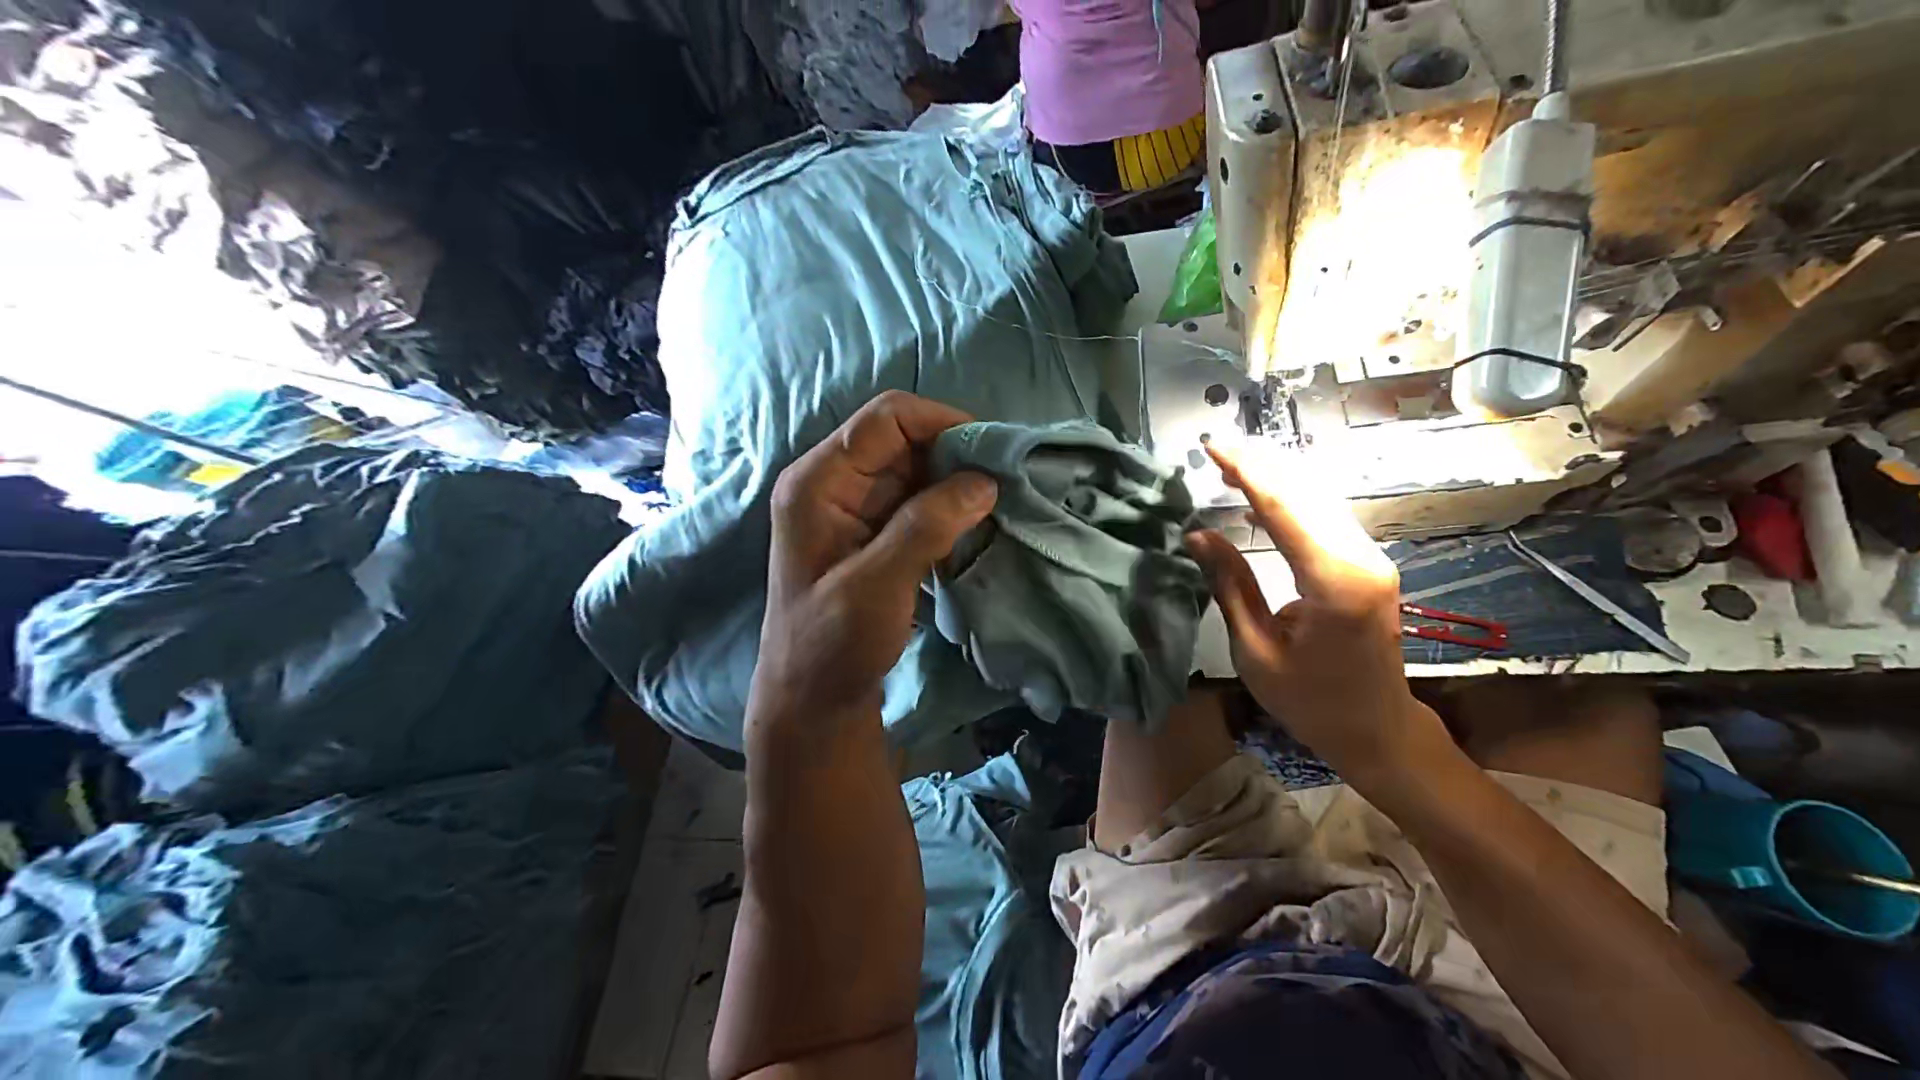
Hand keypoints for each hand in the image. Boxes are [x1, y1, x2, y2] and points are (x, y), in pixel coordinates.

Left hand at [750, 391, 998, 731]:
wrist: (813, 700)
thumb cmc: (831, 646)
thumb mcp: (875, 586)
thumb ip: (926, 527)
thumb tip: (983, 480)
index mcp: (818, 482)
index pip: (885, 420)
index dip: (941, 423)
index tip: (992, 452)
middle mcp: (833, 483)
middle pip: (903, 440)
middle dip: (955, 455)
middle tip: (1003, 482)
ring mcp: (852, 507)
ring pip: (915, 470)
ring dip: (956, 482)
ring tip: (997, 503)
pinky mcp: (872, 532)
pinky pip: (917, 501)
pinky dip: (948, 507)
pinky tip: (974, 524)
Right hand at [1184, 443, 1451, 786]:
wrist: (1377, 729)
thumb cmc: (1310, 701)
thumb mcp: (1255, 650)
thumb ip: (1230, 585)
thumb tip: (1199, 533)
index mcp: (1334, 582)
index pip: (1284, 508)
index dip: (1244, 472)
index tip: (1212, 447)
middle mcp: (1362, 559)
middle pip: (1305, 492)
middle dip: (1259, 464)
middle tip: (1215, 446)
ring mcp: (1371, 559)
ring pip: (1319, 498)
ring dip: (1274, 477)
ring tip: (1229, 463)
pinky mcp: (1368, 565)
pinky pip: (1325, 518)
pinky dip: (1290, 501)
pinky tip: (1257, 501)